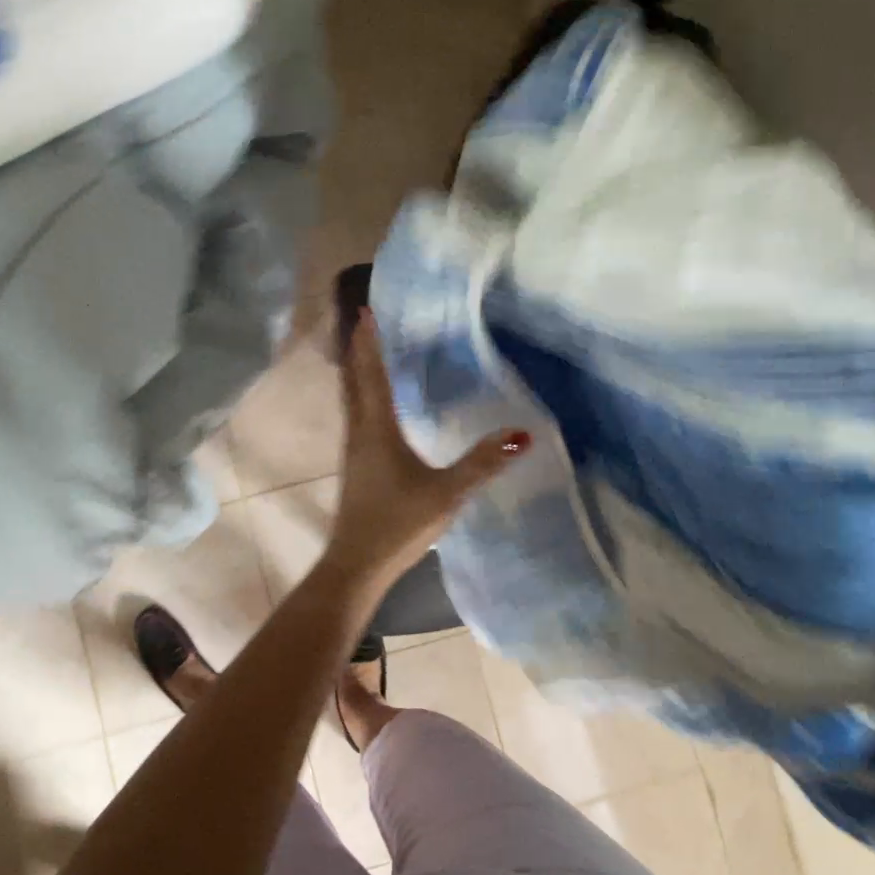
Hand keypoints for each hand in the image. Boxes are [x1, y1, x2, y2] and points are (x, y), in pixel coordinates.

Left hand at [321, 309, 529, 581]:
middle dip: (360, 350)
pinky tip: (374, 405)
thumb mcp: (448, 493)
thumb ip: (483, 463)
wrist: (357, 563)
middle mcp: (359, 432)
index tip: (368, 311)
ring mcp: (353, 450)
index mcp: (377, 429)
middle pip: (354, 380)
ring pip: (351, 399)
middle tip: (367, 321)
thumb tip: (523, 433)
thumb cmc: (398, 523)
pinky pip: (355, 417)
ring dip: (357, 372)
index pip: (371, 374)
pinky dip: (361, 397)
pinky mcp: (354, 466)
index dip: (370, 342)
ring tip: (369, 351)